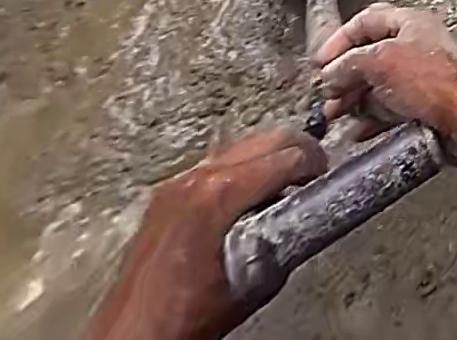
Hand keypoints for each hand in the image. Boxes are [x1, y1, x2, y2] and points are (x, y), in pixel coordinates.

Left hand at [85, 125, 325, 339]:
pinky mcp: (168, 191)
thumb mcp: (253, 281)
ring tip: (289, 178)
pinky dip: (245, 164)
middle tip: (315, 169)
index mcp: (218, 195)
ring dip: (272, 154)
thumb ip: (286, 237)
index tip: (326, 175)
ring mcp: (178, 182)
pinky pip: (219, 160)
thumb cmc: (184, 319)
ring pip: (243, 143)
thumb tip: (311, 212)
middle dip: (299, 149)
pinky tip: (253, 188)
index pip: (286, 156)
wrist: (131, 339)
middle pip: (267, 138)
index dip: (314, 163)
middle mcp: (197, 178)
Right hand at [315, 3, 456, 143]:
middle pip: (370, 53)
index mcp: (411, 22)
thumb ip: (349, 64)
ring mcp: (421, 74)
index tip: (320, 62)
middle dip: (344, 74)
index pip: (367, 19)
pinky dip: (370, 117)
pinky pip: (390, 106)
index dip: (340, 38)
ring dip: (353, 98)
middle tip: (326, 94)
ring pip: (378, 82)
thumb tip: (330, 75)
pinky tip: (355, 132)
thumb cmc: (428, 80)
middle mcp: (417, 44)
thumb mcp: (380, 62)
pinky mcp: (424, 102)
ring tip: (334, 115)